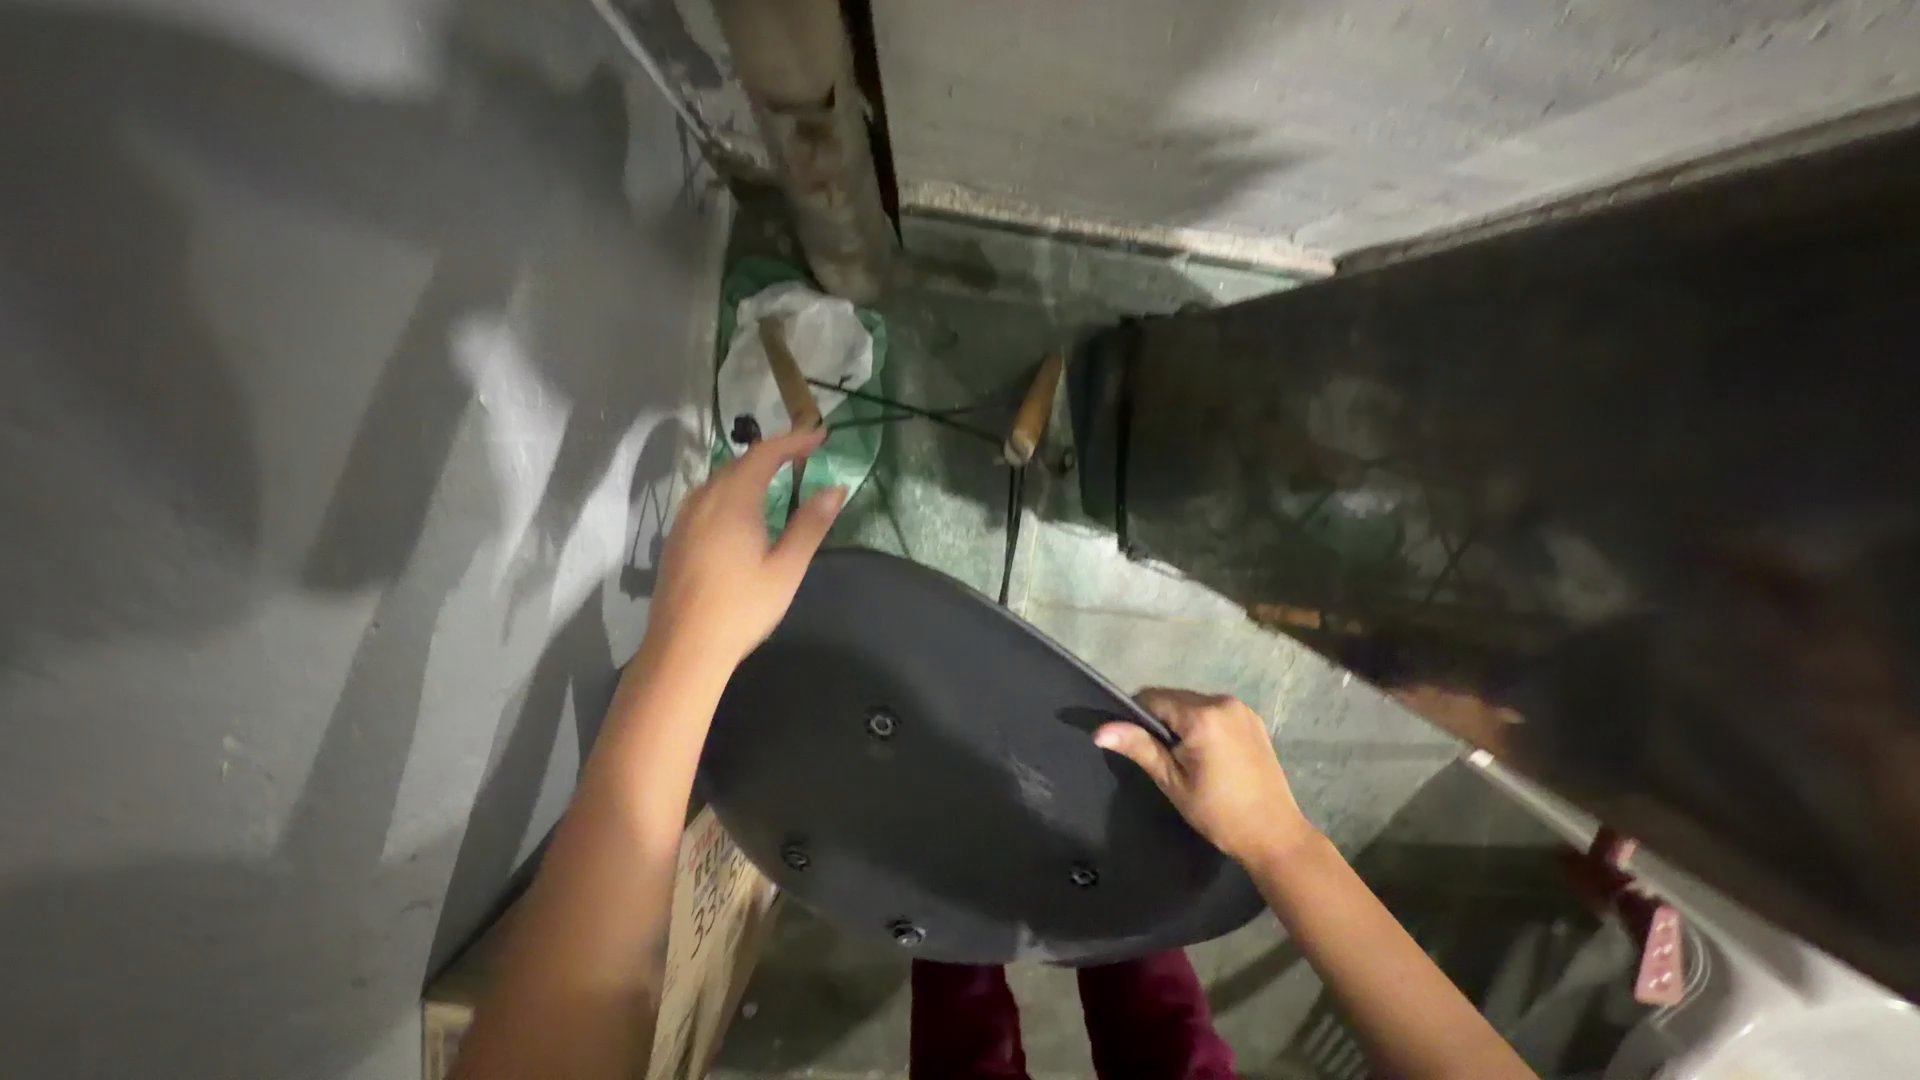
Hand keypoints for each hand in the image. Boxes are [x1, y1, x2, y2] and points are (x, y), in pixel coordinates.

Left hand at [644, 428, 844, 668]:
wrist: (684, 646)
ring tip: (776, 480)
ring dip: (749, 472)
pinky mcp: (677, 537)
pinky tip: (742, 512)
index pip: (765, 454)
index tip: (819, 437)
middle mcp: (705, 500)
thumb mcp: (786, 567)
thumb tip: (835, 488)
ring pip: (719, 480)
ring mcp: (686, 518)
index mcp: (734, 501)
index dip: (793, 441)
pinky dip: (731, 491)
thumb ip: (810, 524)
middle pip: (739, 463)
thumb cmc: (742, 607)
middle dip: (772, 454)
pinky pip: (707, 498)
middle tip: (802, 457)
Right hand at [1094, 688, 1318, 868]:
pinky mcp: (1253, 719)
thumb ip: (1139, 748)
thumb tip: (1100, 731)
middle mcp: (1223, 702)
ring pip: (1193, 703)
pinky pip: (1214, 710)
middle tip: (1161, 757)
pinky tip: (1207, 754)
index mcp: (1202, 716)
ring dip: (1181, 722)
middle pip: (1174, 698)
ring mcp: (1241, 709)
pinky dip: (1202, 724)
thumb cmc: (1219, 813)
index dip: (1136, 717)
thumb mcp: (1172, 782)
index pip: (1152, 698)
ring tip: (1184, 758)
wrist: (1274, 834)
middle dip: (1161, 721)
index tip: (1135, 744)